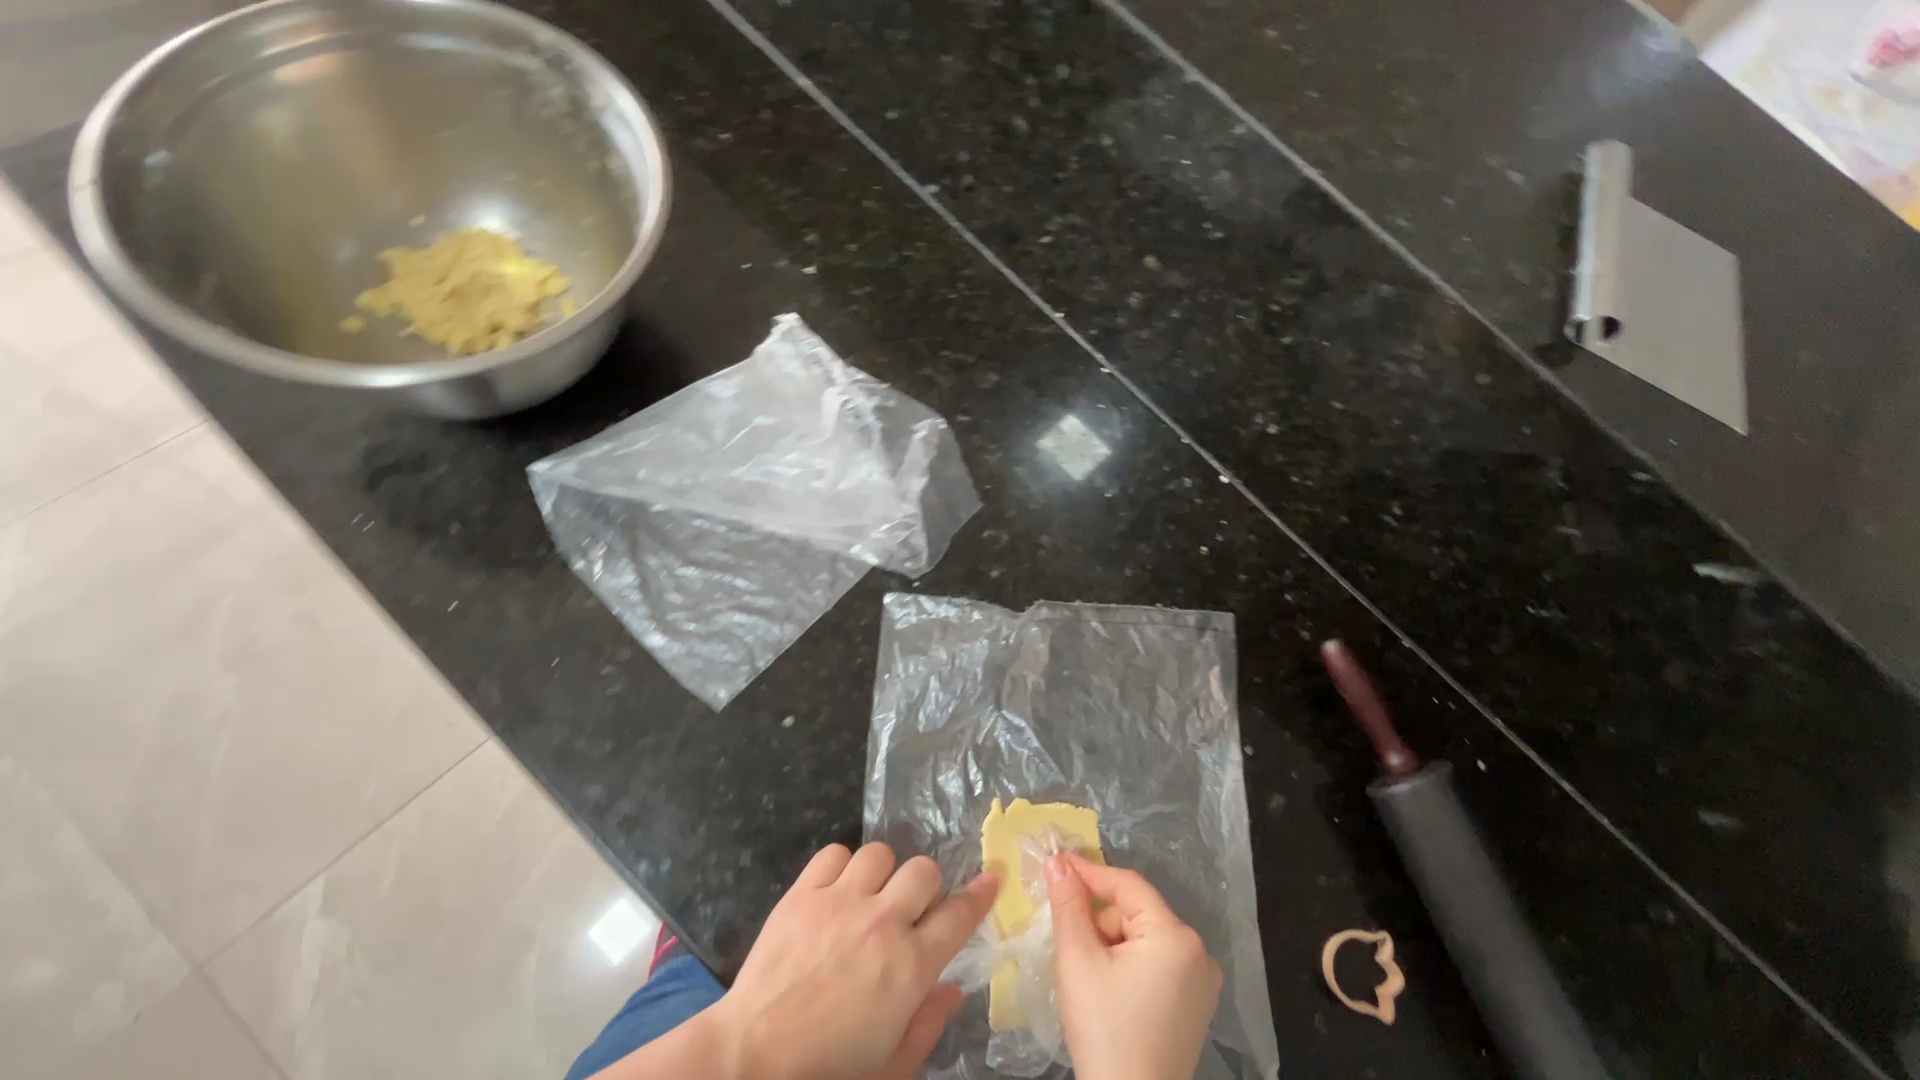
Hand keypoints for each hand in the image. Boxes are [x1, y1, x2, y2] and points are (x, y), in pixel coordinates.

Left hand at [706, 842, 998, 1079]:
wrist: (753, 1057)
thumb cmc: (829, 1068)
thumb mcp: (893, 1063)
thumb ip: (929, 1023)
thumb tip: (954, 989)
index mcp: (911, 966)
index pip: (959, 914)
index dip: (980, 894)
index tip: (989, 880)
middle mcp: (882, 922)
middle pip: (924, 871)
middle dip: (926, 887)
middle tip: (910, 911)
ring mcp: (839, 902)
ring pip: (880, 853)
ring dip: (883, 873)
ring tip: (870, 897)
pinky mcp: (801, 894)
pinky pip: (833, 853)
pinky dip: (841, 865)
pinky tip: (836, 889)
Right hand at [1046, 853, 1221, 1079]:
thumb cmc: (1104, 1029)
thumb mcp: (1078, 961)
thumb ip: (1068, 905)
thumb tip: (1057, 862)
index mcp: (1176, 936)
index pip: (1128, 885)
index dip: (1089, 872)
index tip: (1055, 863)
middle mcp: (1198, 952)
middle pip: (1136, 913)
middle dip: (1098, 918)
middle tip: (1065, 934)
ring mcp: (1201, 981)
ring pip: (1143, 938)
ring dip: (1110, 942)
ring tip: (1084, 969)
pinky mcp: (1194, 1005)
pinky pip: (1156, 963)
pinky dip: (1127, 963)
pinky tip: (1105, 985)